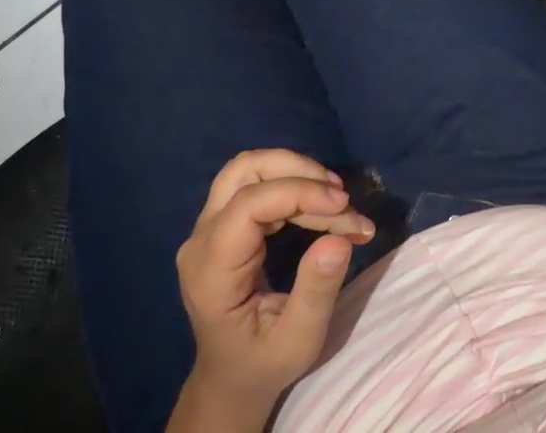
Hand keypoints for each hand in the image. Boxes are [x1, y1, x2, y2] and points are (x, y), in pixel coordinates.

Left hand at [174, 150, 375, 427]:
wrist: (231, 376)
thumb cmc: (263, 363)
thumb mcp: (299, 342)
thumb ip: (316, 292)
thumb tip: (338, 240)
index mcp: (212, 272)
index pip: (249, 204)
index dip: (298, 192)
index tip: (343, 205)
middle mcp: (201, 240)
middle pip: (243, 171)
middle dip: (298, 171)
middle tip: (341, 200)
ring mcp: (208, 228)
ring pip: (249, 169)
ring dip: (297, 173)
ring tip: (337, 201)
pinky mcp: (223, 223)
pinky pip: (256, 184)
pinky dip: (294, 184)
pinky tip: (321, 206)